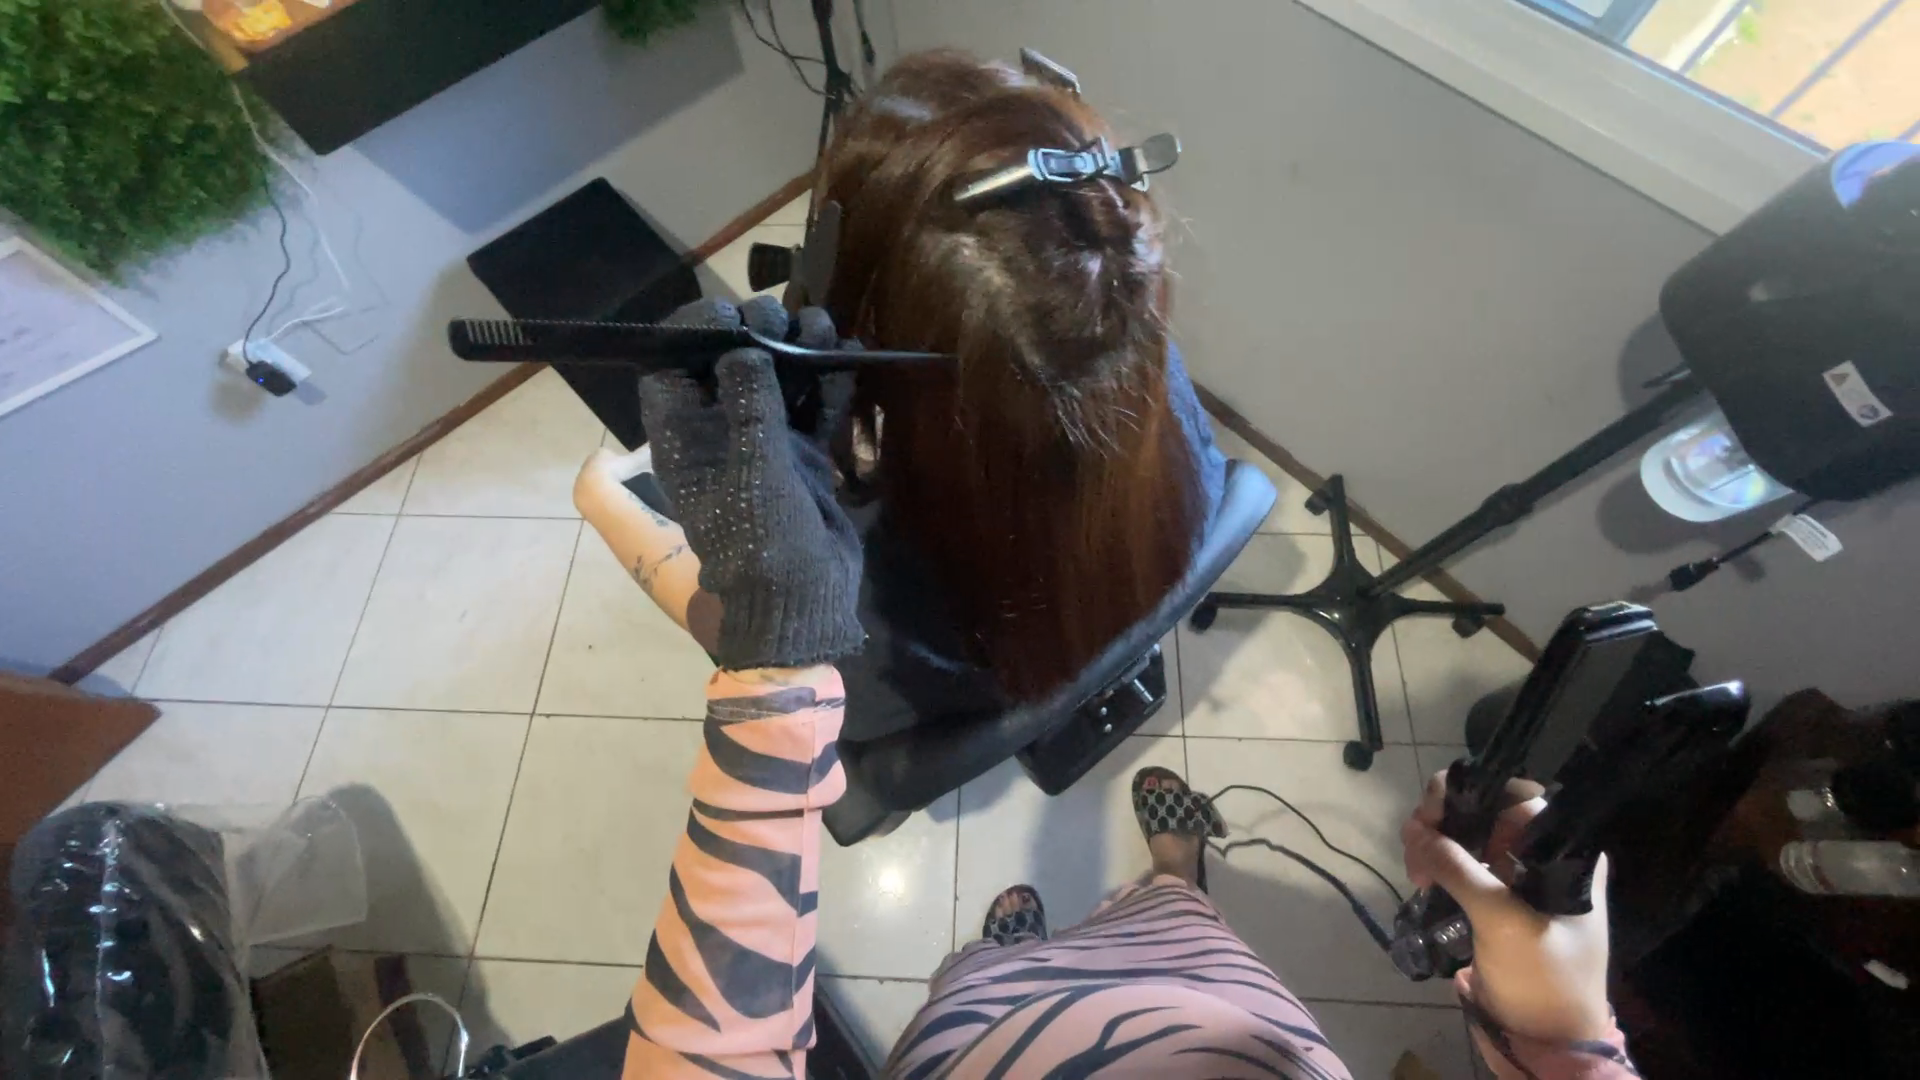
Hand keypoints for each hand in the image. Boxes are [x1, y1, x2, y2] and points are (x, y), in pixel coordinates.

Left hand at [638, 297, 863, 669]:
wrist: (805, 600)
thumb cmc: (763, 544)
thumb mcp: (753, 474)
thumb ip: (750, 409)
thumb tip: (743, 349)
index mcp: (687, 441)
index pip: (673, 370)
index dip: (693, 334)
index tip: (730, 314)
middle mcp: (721, 436)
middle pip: (731, 367)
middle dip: (757, 334)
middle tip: (784, 317)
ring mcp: (764, 445)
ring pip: (778, 383)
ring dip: (799, 352)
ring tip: (823, 325)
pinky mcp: (803, 458)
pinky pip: (814, 410)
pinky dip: (829, 385)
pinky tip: (849, 355)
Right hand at [1402, 773, 1612, 1042]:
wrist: (1545, 1043)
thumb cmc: (1542, 978)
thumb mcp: (1501, 920)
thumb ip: (1458, 869)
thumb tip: (1414, 830)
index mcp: (1568, 857)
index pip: (1519, 797)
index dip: (1475, 796)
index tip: (1438, 817)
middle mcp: (1544, 857)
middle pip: (1484, 808)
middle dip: (1443, 818)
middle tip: (1416, 843)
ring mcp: (1516, 875)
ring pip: (1463, 831)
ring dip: (1431, 840)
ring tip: (1415, 870)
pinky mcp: (1492, 893)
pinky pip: (1456, 857)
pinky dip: (1432, 859)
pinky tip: (1420, 878)